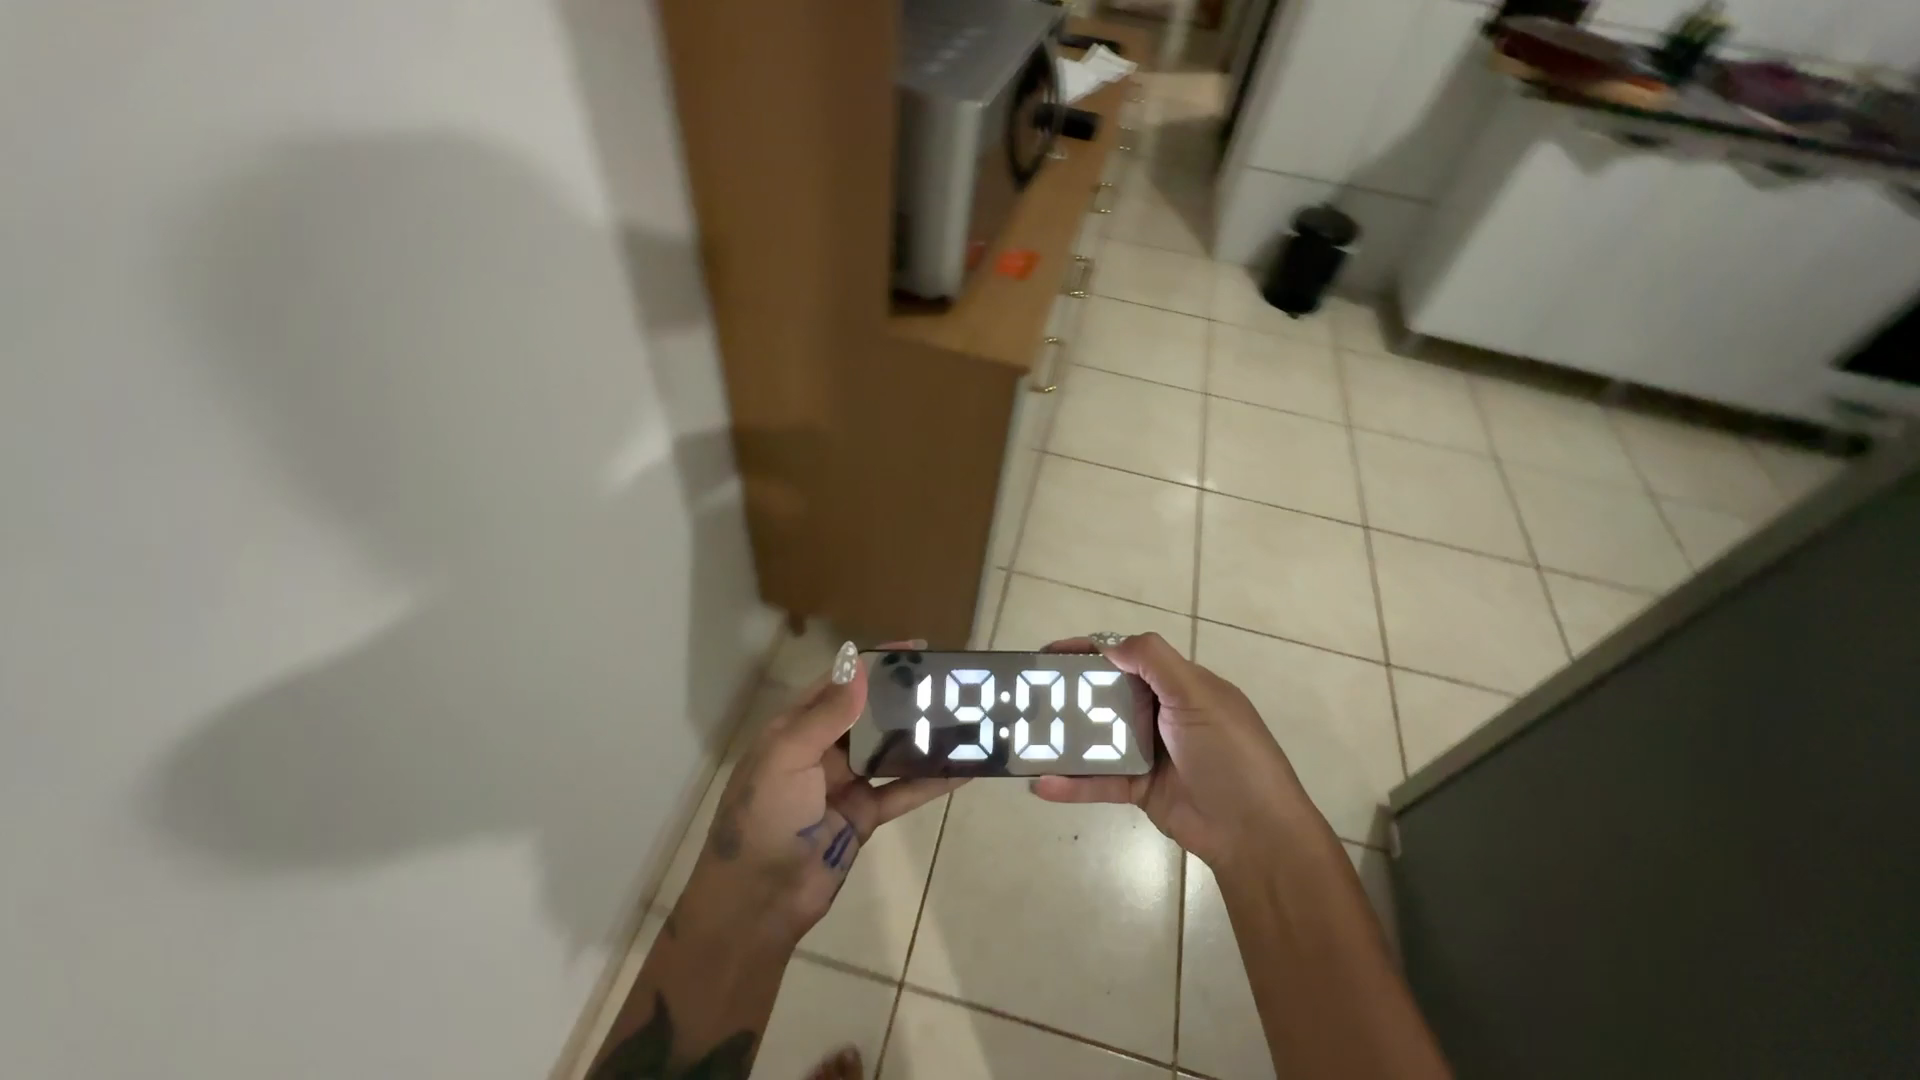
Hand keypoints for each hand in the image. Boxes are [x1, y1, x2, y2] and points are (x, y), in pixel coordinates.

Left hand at [681, 641, 965, 943]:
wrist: (758, 901)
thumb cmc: (763, 819)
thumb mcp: (787, 758)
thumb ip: (827, 715)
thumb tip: (860, 668)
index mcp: (794, 729)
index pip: (839, 684)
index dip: (873, 665)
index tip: (914, 649)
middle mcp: (821, 750)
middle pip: (869, 715)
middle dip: (903, 698)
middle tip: (948, 682)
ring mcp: (845, 784)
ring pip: (890, 751)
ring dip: (922, 737)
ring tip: (962, 717)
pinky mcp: (864, 815)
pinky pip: (902, 791)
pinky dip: (931, 781)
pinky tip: (963, 769)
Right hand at [1030, 632, 1321, 872]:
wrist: (1255, 832)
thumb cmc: (1230, 754)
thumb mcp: (1198, 696)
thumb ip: (1154, 661)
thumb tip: (1108, 643)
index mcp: (1181, 685)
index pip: (1129, 657)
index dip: (1090, 651)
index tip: (1049, 653)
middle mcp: (1162, 713)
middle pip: (1106, 696)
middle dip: (1068, 693)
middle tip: (1027, 695)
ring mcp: (1149, 753)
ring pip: (1098, 739)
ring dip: (1063, 740)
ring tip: (1024, 739)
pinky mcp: (1139, 789)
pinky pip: (1099, 781)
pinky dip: (1072, 783)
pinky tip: (1042, 784)